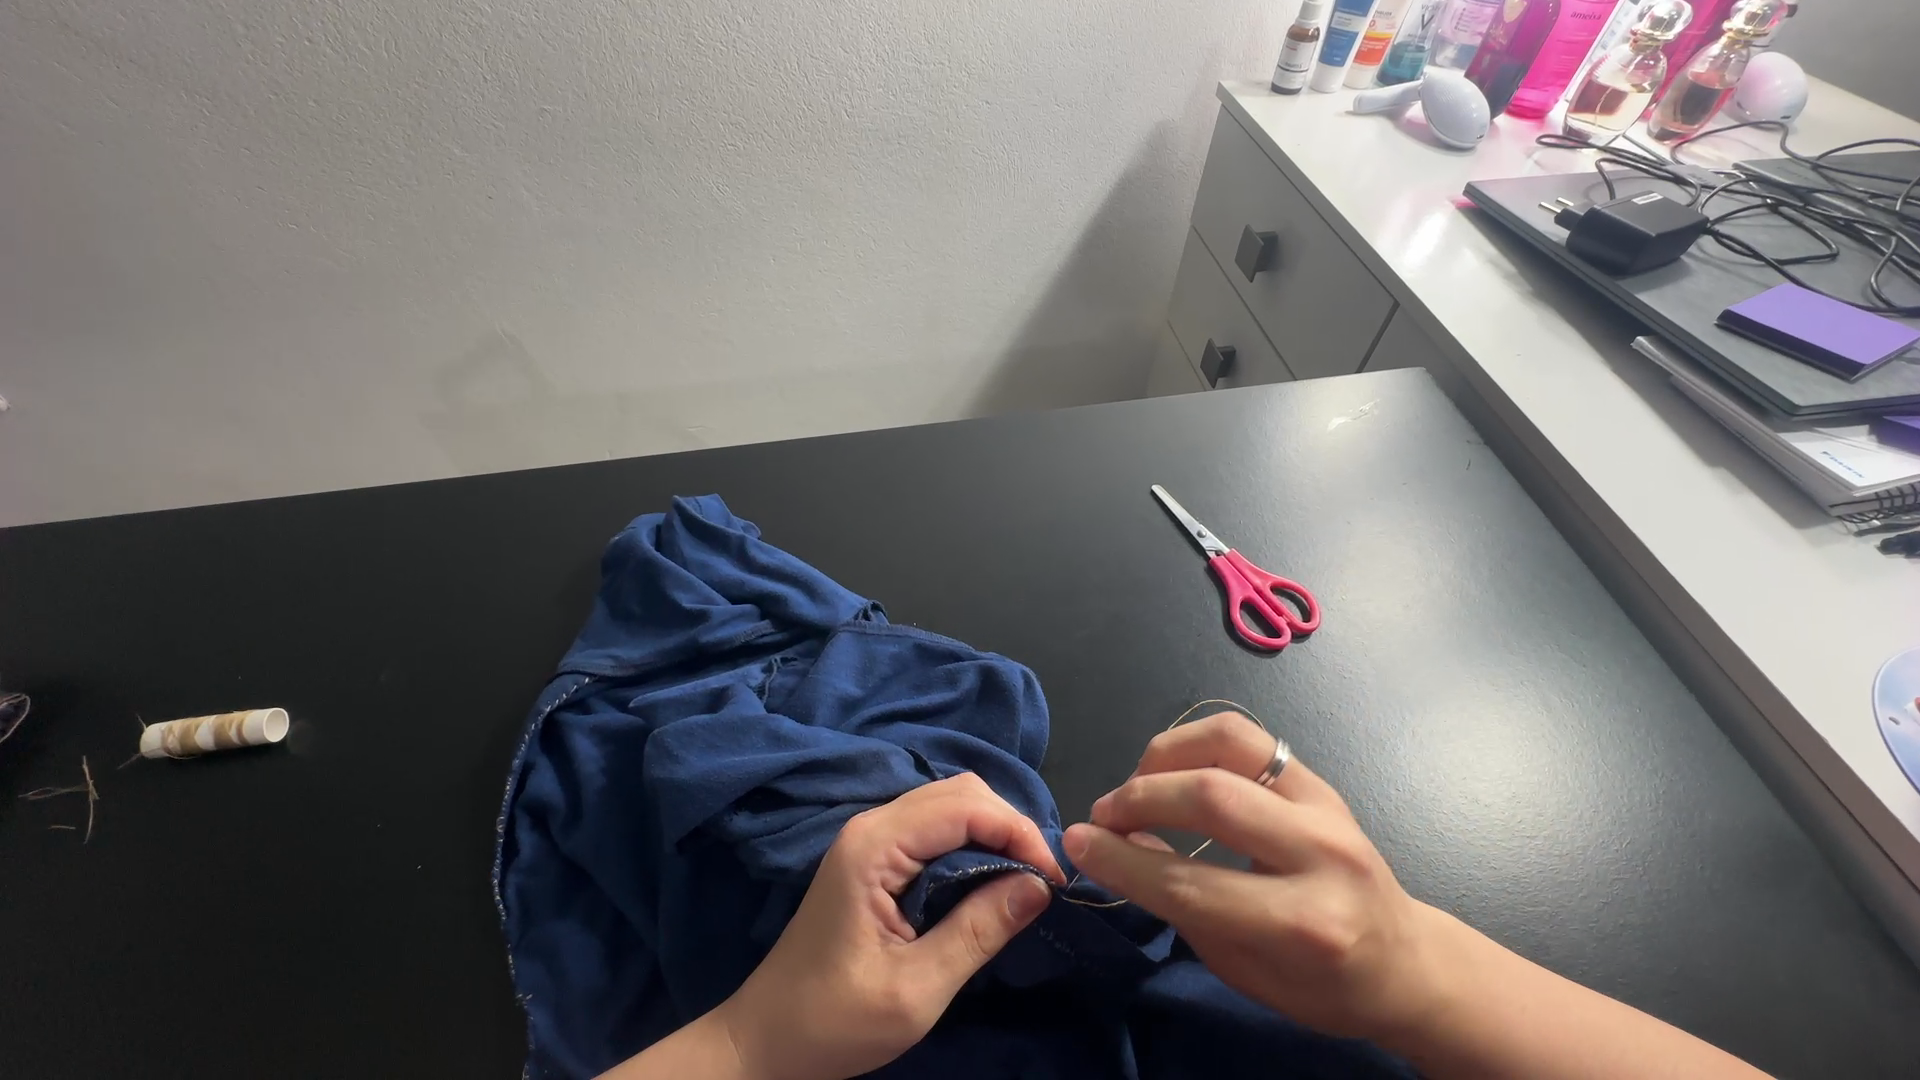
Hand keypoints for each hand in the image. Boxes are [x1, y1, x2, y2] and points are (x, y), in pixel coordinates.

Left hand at [716, 773, 1062, 1079]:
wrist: (767, 1038)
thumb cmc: (834, 1021)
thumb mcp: (916, 990)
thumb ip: (978, 931)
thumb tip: (1039, 886)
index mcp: (875, 845)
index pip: (963, 807)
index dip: (1017, 831)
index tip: (1052, 880)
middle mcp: (873, 824)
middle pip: (958, 792)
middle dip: (1009, 824)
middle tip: (1042, 879)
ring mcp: (871, 836)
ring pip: (949, 803)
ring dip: (993, 829)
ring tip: (1024, 877)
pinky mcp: (875, 853)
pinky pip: (935, 825)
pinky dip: (972, 839)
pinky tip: (990, 874)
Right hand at [1062, 712, 1449, 1042]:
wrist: (1405, 961)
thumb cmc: (1321, 986)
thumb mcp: (1245, 974)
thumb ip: (1182, 909)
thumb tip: (1118, 849)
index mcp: (1304, 925)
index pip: (1190, 884)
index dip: (1121, 861)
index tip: (1077, 844)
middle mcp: (1320, 855)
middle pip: (1209, 799)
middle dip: (1137, 799)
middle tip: (1103, 816)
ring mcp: (1324, 805)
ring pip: (1226, 744)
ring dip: (1163, 758)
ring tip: (1138, 785)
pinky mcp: (1318, 779)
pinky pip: (1244, 735)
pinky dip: (1194, 741)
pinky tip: (1174, 768)